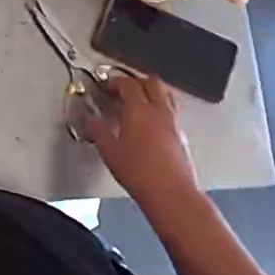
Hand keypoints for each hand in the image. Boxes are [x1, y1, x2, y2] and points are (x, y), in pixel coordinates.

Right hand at [85, 71, 198, 201]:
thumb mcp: (109, 151)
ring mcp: (174, 123)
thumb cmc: (142, 173)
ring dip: (151, 91)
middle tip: (123, 87)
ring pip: (165, 94)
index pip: (128, 84)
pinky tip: (151, 122)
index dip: (116, 81)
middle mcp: (160, 112)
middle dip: (135, 81)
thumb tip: (92, 123)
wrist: (170, 193)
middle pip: (151, 82)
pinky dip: (160, 108)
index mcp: (139, 110)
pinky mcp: (182, 136)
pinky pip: (172, 111)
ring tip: (139, 100)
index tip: (108, 84)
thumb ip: (99, 131)